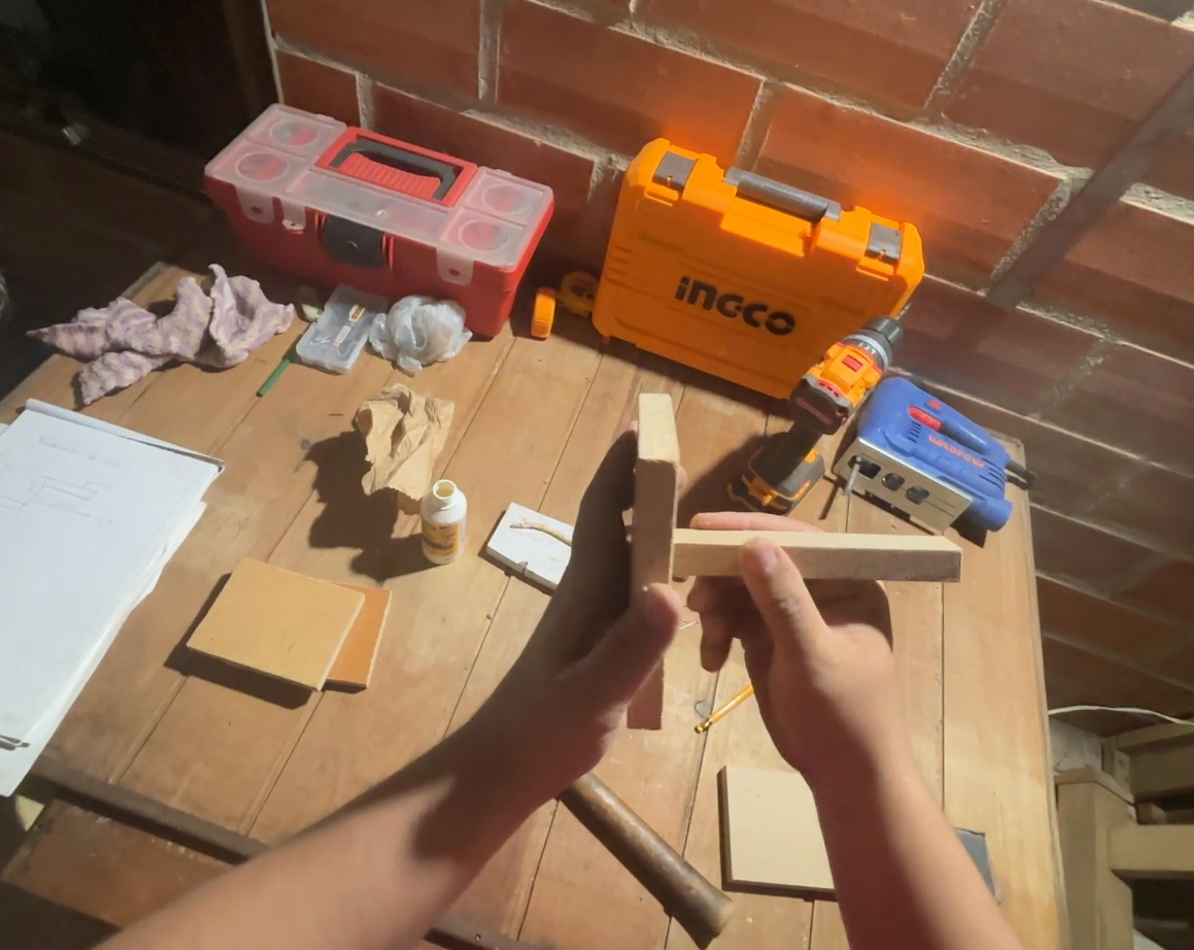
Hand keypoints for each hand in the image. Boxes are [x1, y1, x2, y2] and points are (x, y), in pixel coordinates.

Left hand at [465, 431, 682, 798]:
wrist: (507, 764)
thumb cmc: (545, 728)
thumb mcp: (594, 692)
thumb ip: (631, 646)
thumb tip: (669, 589)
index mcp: (588, 587)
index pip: (603, 511)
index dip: (619, 467)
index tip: (640, 429)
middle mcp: (590, 588)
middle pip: (615, 521)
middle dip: (640, 484)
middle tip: (676, 460)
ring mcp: (592, 612)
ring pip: (624, 552)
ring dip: (649, 522)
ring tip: (686, 513)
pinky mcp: (598, 636)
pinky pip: (632, 585)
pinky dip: (654, 566)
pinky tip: (676, 580)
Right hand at [685, 512, 907, 786]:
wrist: (844, 777)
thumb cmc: (843, 715)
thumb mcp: (811, 655)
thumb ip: (783, 600)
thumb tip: (753, 544)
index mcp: (848, 582)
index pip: (797, 540)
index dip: (750, 529)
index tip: (701, 526)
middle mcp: (819, 589)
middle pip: (760, 561)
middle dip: (723, 577)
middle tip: (694, 596)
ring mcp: (791, 613)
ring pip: (739, 589)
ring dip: (716, 609)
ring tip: (709, 638)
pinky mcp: (769, 637)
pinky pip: (732, 619)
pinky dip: (717, 635)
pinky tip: (712, 661)